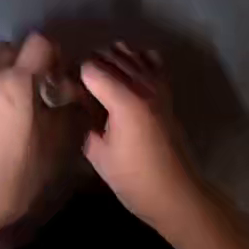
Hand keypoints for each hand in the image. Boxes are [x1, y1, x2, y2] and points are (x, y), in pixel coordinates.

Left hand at [0, 33, 67, 240]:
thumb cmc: (12, 174)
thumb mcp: (51, 148)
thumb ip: (68, 115)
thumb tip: (77, 98)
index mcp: (16, 81)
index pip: (39, 43)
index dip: (54, 52)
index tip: (61, 74)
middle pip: (13, 47)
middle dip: (29, 57)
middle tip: (41, 82)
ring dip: (7, 65)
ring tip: (18, 92)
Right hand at [80, 43, 201, 227]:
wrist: (177, 194)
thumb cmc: (136, 180)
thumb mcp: (99, 156)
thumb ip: (85, 124)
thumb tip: (79, 106)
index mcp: (123, 100)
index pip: (90, 68)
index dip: (77, 76)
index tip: (71, 90)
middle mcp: (140, 85)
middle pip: (109, 55)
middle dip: (92, 65)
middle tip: (82, 87)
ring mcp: (156, 85)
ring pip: (130, 53)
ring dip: (112, 59)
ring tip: (102, 79)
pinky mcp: (167, 91)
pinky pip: (151, 59)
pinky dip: (137, 58)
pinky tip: (129, 71)